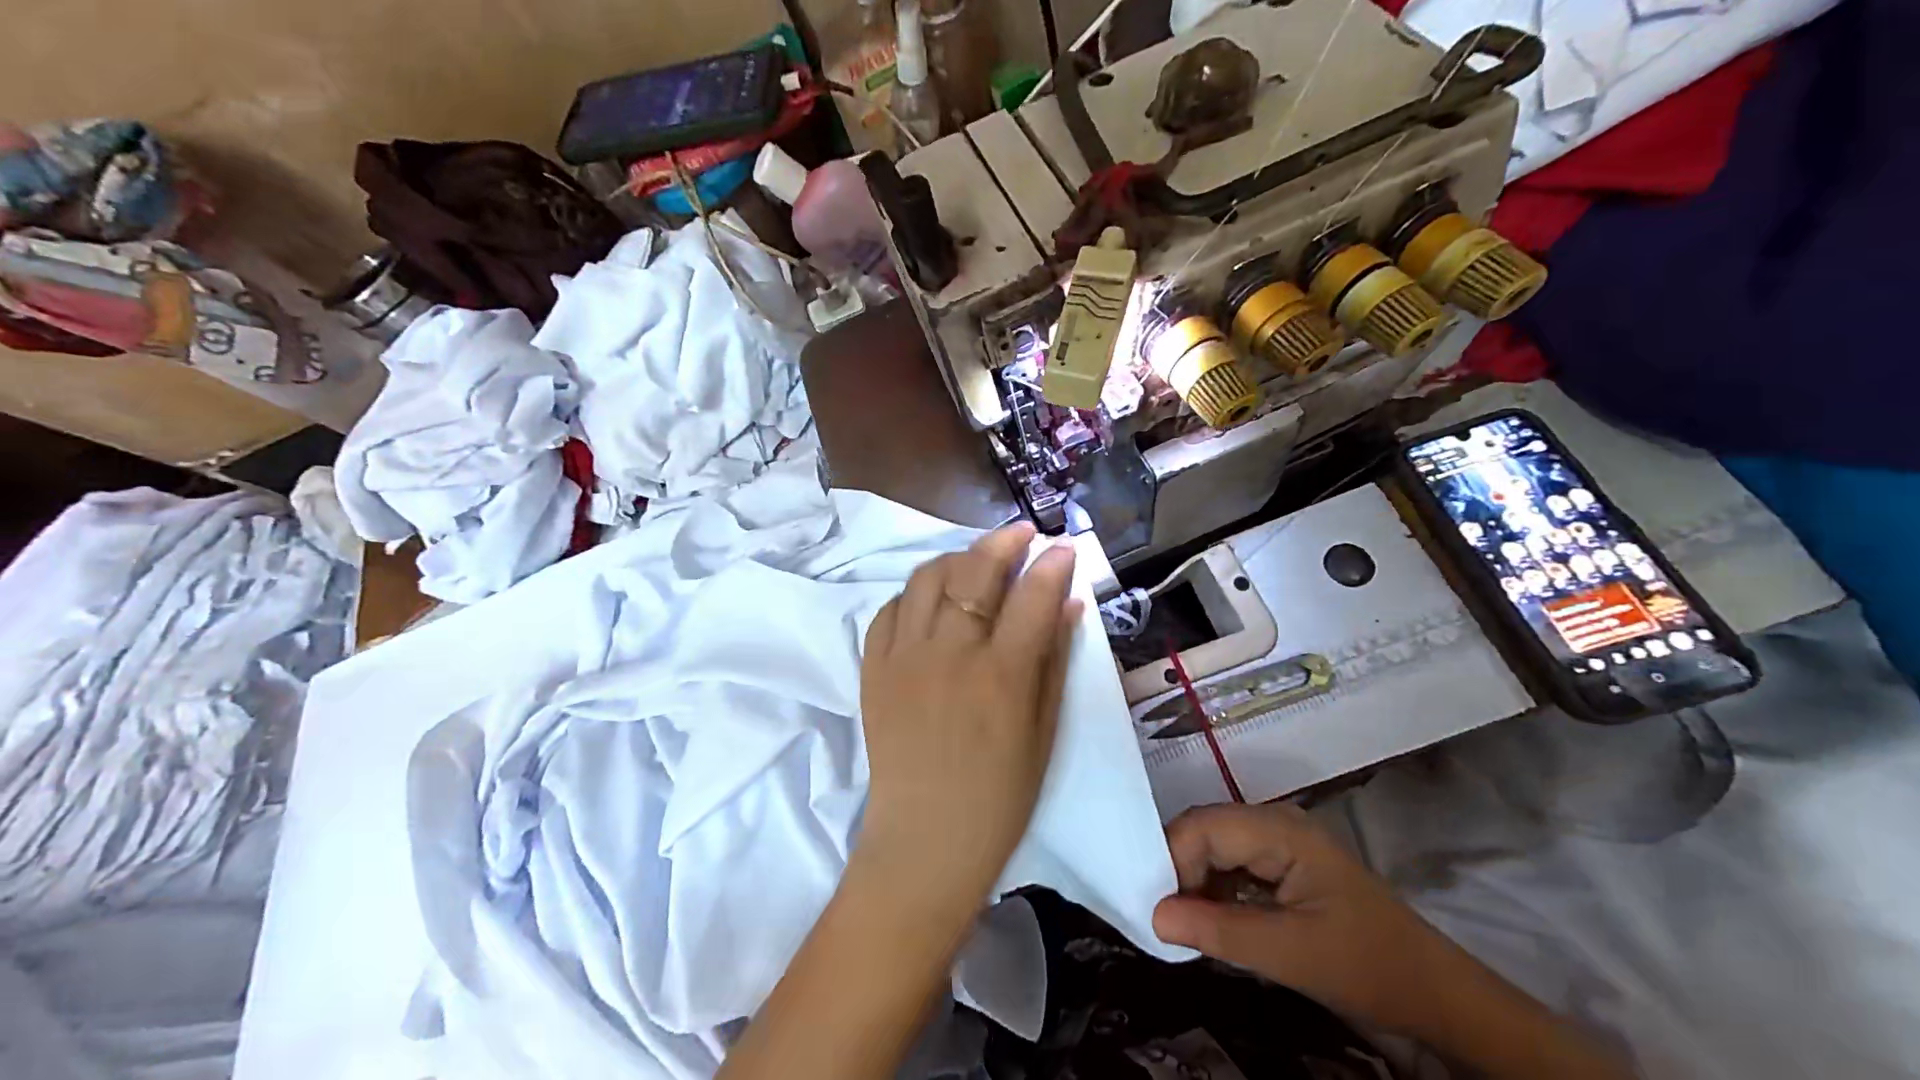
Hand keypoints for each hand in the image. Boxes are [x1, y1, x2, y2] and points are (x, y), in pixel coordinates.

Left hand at [858, 522, 1081, 902]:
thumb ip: (1055, 662)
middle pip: (975, 572)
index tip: (1063, 547)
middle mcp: (950, 654)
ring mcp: (904, 658)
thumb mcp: (1044, 733)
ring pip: (928, 578)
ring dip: (958, 558)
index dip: (1053, 564)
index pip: (1032, 596)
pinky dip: (915, 594)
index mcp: (1002, 675)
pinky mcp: (873, 669)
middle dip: (1004, 541)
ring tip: (976, 562)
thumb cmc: (999, 797)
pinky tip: (933, 601)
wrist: (926, 840)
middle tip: (1022, 534)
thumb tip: (1068, 603)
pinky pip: (890, 609)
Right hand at [1152, 802, 1483, 1036]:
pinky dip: (1210, 890)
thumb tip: (1152, 915)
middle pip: (1204, 831)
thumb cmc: (1368, 966)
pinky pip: (1230, 867)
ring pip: (1213, 848)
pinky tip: (1203, 919)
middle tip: (1159, 914)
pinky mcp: (1281, 868)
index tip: (1155, 907)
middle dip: (1176, 868)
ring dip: (1191, 881)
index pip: (1203, 827)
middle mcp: (1274, 824)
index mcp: (1280, 830)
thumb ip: (1217, 931)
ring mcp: (1278, 845)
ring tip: (1176, 920)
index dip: (1171, 860)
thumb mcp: (1290, 954)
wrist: (1436, 997)